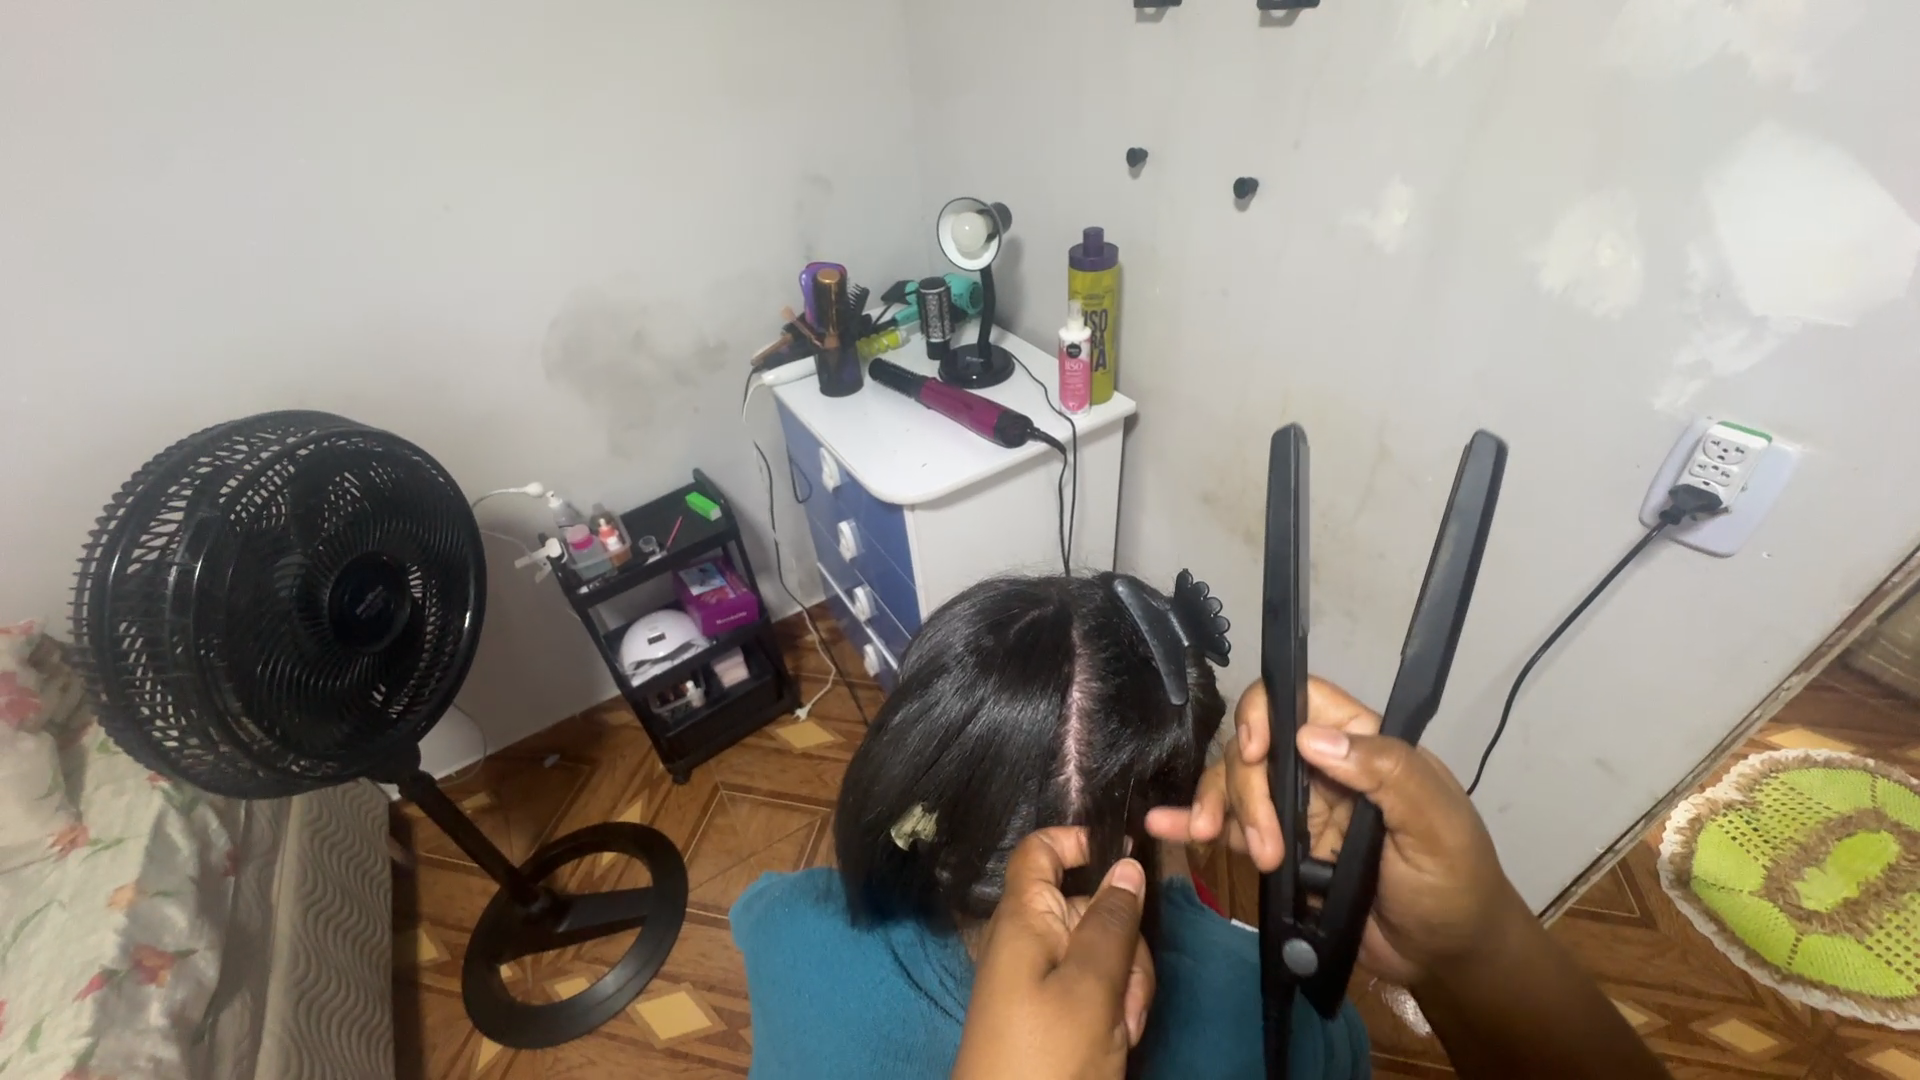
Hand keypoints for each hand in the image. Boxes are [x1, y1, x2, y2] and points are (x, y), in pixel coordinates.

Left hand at [953, 827, 1155, 1079]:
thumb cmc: (1046, 1058)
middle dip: (1122, 941)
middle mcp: (1029, 936)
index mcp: (1024, 915)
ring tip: (1121, 1029)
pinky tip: (1118, 1041)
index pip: (1040, 849)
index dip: (1078, 841)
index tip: (1127, 858)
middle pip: (1087, 905)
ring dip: (1124, 983)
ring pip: (1100, 949)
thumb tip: (1127, 864)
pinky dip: (1113, 1008)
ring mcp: (1040, 976)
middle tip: (1126, 994)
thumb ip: (1112, 922)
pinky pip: (1094, 987)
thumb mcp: (1090, 988)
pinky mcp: (1053, 1011)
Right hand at [1145, 678, 1525, 985]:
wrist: (1442, 958)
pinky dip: (1189, 820)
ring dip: (1218, 808)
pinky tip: (1163, 824)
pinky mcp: (1271, 844)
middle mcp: (1316, 766)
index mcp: (1359, 745)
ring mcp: (1290, 806)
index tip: (1255, 751)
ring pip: (1232, 781)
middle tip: (1267, 849)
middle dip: (1248, 793)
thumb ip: (1388, 773)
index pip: (1299, 699)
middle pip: (1254, 746)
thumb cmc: (1454, 884)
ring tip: (1215, 843)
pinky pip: (1224, 823)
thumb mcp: (1438, 826)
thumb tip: (1308, 737)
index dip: (1265, 711)